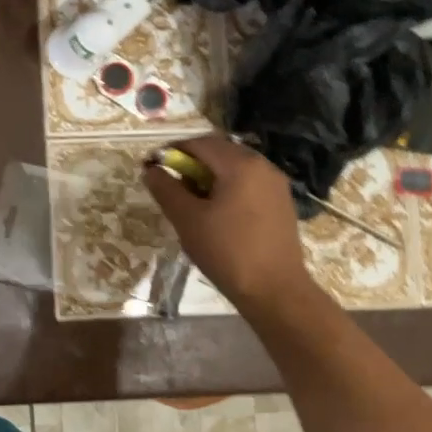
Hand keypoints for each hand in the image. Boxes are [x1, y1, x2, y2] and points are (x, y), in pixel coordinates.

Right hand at [142, 134, 314, 308]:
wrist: (273, 287)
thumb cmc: (225, 250)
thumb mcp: (187, 219)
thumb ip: (166, 189)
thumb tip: (151, 169)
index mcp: (240, 165)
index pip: (199, 143)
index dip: (171, 151)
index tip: (151, 166)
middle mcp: (262, 166)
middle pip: (219, 152)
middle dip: (190, 162)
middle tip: (168, 184)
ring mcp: (275, 184)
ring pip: (234, 167)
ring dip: (207, 176)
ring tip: (189, 201)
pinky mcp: (280, 202)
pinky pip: (247, 183)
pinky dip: (225, 187)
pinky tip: (214, 212)